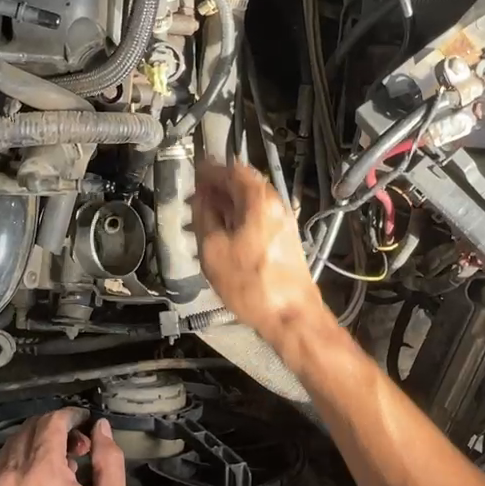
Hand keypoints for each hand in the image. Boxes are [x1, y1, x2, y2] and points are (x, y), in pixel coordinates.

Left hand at [0, 408, 128, 485]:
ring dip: (31, 448)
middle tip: (72, 448)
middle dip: (52, 429)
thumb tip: (99, 429)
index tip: (81, 422)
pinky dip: (13, 472)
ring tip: (51, 471)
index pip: (51, 421)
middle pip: (28, 430)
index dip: (69, 416)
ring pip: (8, 450)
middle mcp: (10, 474)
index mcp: (43, 469)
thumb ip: (109, 459)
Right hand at [190, 158, 326, 337]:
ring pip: (248, 204)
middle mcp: (275, 206)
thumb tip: (201, 200)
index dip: (210, 170)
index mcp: (260, 201)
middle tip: (193, 198)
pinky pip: (256, 220)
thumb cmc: (252, 285)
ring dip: (224, 207)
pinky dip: (236, 221)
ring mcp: (282, 224)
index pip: (232, 169)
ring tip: (200, 219)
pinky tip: (220, 236)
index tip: (193, 173)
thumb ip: (204, 217)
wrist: (291, 316)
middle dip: (216, 189)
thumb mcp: (213, 250)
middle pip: (242, 185)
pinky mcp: (283, 241)